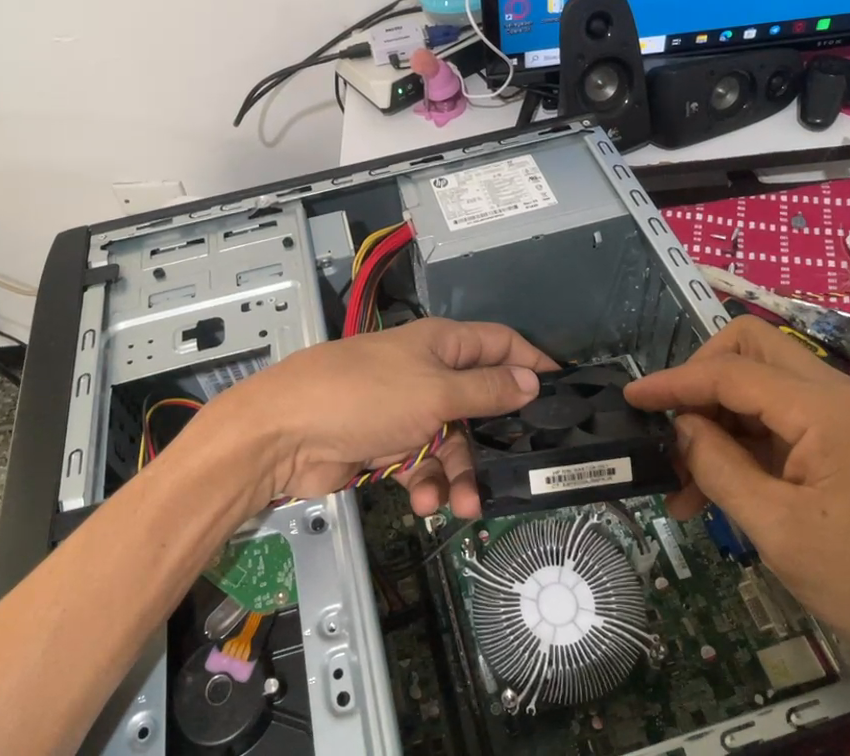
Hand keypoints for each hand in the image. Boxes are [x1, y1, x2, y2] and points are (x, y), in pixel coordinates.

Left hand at [206, 319, 554, 517]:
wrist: (285, 433)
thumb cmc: (364, 397)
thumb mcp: (435, 392)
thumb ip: (486, 390)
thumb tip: (531, 379)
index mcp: (441, 345)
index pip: (499, 344)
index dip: (531, 363)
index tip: (563, 392)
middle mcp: (427, 373)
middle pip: (480, 404)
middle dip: (496, 440)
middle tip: (520, 473)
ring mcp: (406, 411)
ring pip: (453, 444)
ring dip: (460, 474)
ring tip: (461, 505)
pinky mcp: (385, 447)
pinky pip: (422, 465)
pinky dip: (427, 484)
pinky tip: (425, 501)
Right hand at [624, 318, 849, 679]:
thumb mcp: (779, 530)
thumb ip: (720, 468)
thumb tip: (681, 427)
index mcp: (824, 408)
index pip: (731, 371)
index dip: (674, 381)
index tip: (629, 398)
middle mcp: (837, 397)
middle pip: (754, 351)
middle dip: (702, 379)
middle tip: (672, 427)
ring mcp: (847, 422)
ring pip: (764, 389)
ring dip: (718, 422)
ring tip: (683, 485)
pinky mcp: (849, 449)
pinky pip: (783, 425)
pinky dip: (743, 446)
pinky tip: (714, 494)